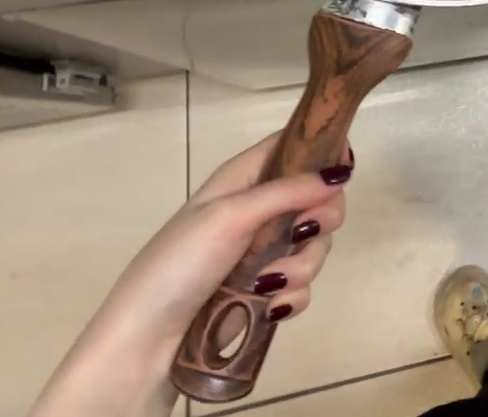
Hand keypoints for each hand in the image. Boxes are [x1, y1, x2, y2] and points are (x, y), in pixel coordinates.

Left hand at [30, 135, 352, 416]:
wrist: (145, 343)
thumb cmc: (179, 263)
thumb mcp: (230, 216)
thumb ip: (287, 192)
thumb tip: (341, 172)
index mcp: (246, 177)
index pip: (295, 144)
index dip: (324, 150)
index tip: (342, 172)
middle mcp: (261, 208)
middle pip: (319, 197)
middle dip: (322, 218)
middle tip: (304, 233)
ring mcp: (265, 250)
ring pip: (316, 243)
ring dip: (303, 264)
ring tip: (271, 285)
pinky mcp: (267, 289)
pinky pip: (303, 283)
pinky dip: (294, 295)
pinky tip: (272, 309)